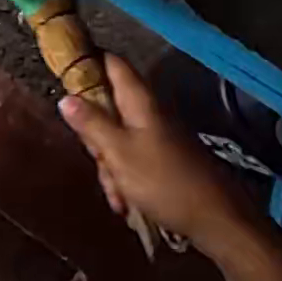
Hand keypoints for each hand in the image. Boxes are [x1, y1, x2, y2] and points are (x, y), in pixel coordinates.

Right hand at [59, 54, 254, 251]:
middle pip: (108, 104)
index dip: (88, 62)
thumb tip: (65, 97)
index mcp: (138, 98)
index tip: (65, 78)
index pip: (110, 62)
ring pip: (116, 135)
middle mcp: (146, 109)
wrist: (215, 218)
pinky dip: (124, 175)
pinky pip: (131, 156)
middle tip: (96, 158)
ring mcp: (155, 133)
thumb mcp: (119, 152)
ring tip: (115, 193)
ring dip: (109, 163)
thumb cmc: (163, 180)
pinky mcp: (161, 156)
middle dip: (94, 133)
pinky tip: (124, 202)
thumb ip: (91, 123)